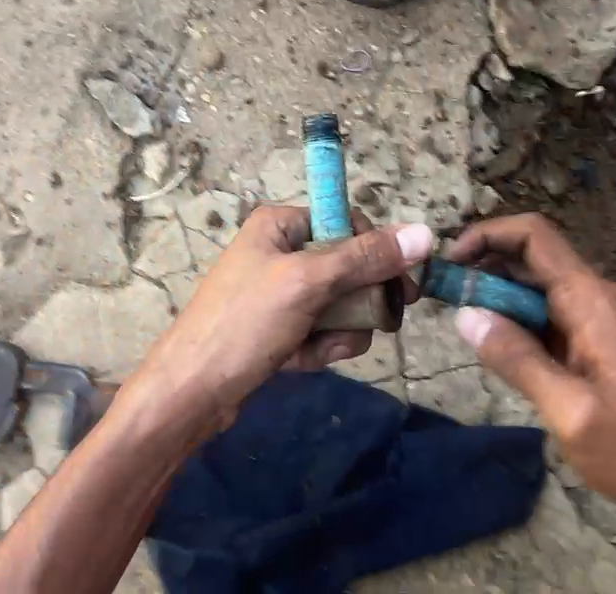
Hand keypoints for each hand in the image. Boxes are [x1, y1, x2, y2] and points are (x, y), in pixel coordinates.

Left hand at [125, 206, 434, 432]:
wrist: (190, 393)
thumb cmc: (245, 323)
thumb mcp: (308, 283)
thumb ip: (365, 258)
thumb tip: (424, 233)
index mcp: (280, 224)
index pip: (347, 223)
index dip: (377, 252)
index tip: (404, 285)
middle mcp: (279, 251)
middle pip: (348, 266)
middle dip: (358, 300)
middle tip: (373, 322)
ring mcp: (278, 292)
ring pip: (339, 303)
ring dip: (341, 329)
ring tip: (320, 347)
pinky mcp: (278, 328)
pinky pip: (320, 330)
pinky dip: (320, 347)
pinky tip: (301, 362)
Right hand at [447, 214, 615, 525]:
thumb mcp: (570, 412)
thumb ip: (516, 359)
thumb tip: (465, 316)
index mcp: (591, 300)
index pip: (535, 236)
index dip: (488, 234)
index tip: (450, 260)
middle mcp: (596, 297)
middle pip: (532, 257)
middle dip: (484, 267)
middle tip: (445, 297)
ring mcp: (600, 318)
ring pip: (538, 286)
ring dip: (499, 296)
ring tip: (463, 322)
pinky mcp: (600, 341)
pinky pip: (551, 314)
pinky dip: (519, 320)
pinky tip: (498, 346)